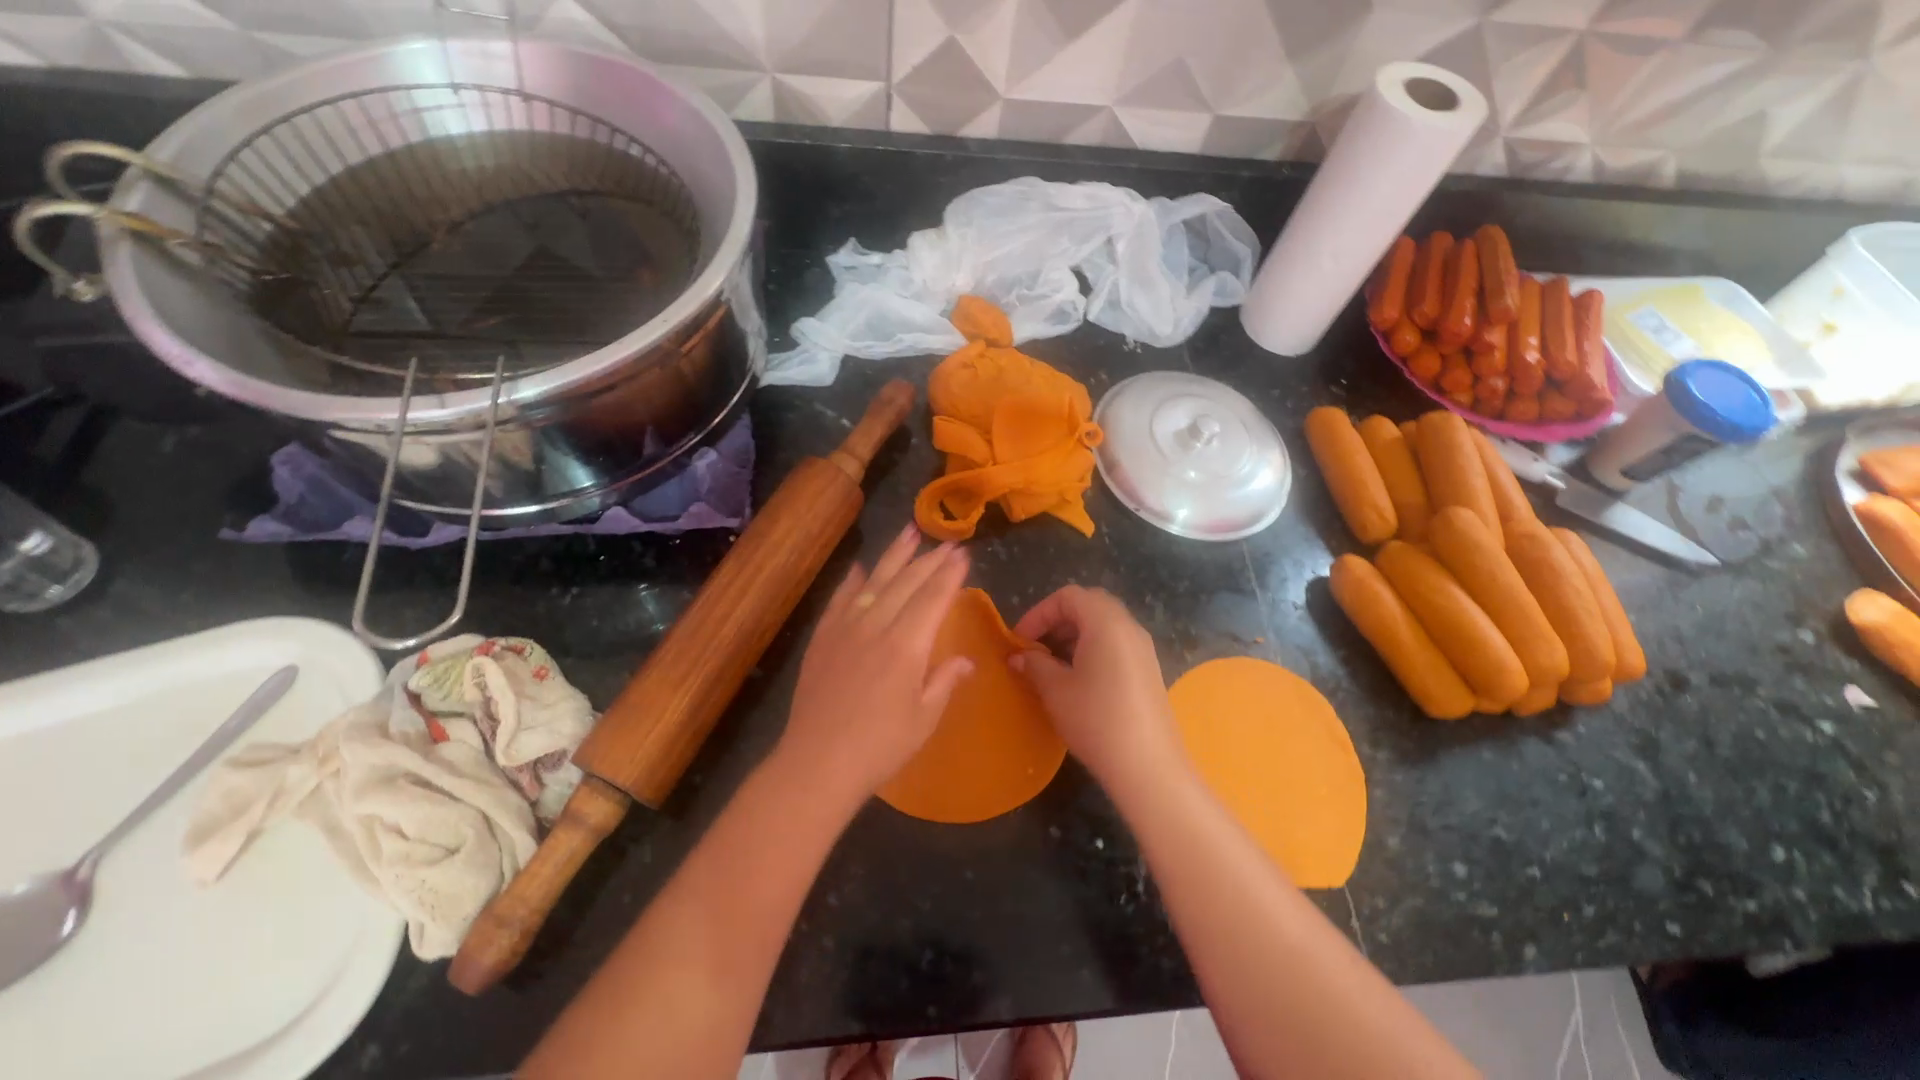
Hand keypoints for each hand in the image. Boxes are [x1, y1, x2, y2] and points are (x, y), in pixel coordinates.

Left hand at [775, 525, 972, 802]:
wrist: (817, 762)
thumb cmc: (880, 747)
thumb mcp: (924, 719)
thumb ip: (944, 682)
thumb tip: (966, 659)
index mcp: (907, 645)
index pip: (933, 598)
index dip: (950, 575)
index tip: (963, 554)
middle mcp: (876, 627)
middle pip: (906, 583)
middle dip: (928, 560)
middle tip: (946, 541)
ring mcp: (844, 630)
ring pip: (873, 582)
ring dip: (893, 556)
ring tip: (909, 532)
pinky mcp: (822, 639)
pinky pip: (839, 600)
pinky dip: (852, 581)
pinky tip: (859, 567)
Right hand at [1009, 586, 1183, 788]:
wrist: (1148, 765)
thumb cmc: (1095, 719)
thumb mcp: (1055, 690)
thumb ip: (1034, 665)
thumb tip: (1019, 656)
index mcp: (1105, 622)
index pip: (1069, 596)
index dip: (1039, 613)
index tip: (1020, 641)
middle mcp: (1129, 627)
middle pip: (1090, 605)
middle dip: (1058, 621)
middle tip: (1036, 647)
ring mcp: (1144, 650)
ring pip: (1105, 626)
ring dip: (1075, 637)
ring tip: (1053, 667)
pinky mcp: (1149, 671)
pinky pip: (1117, 646)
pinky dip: (1093, 651)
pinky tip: (1078, 682)